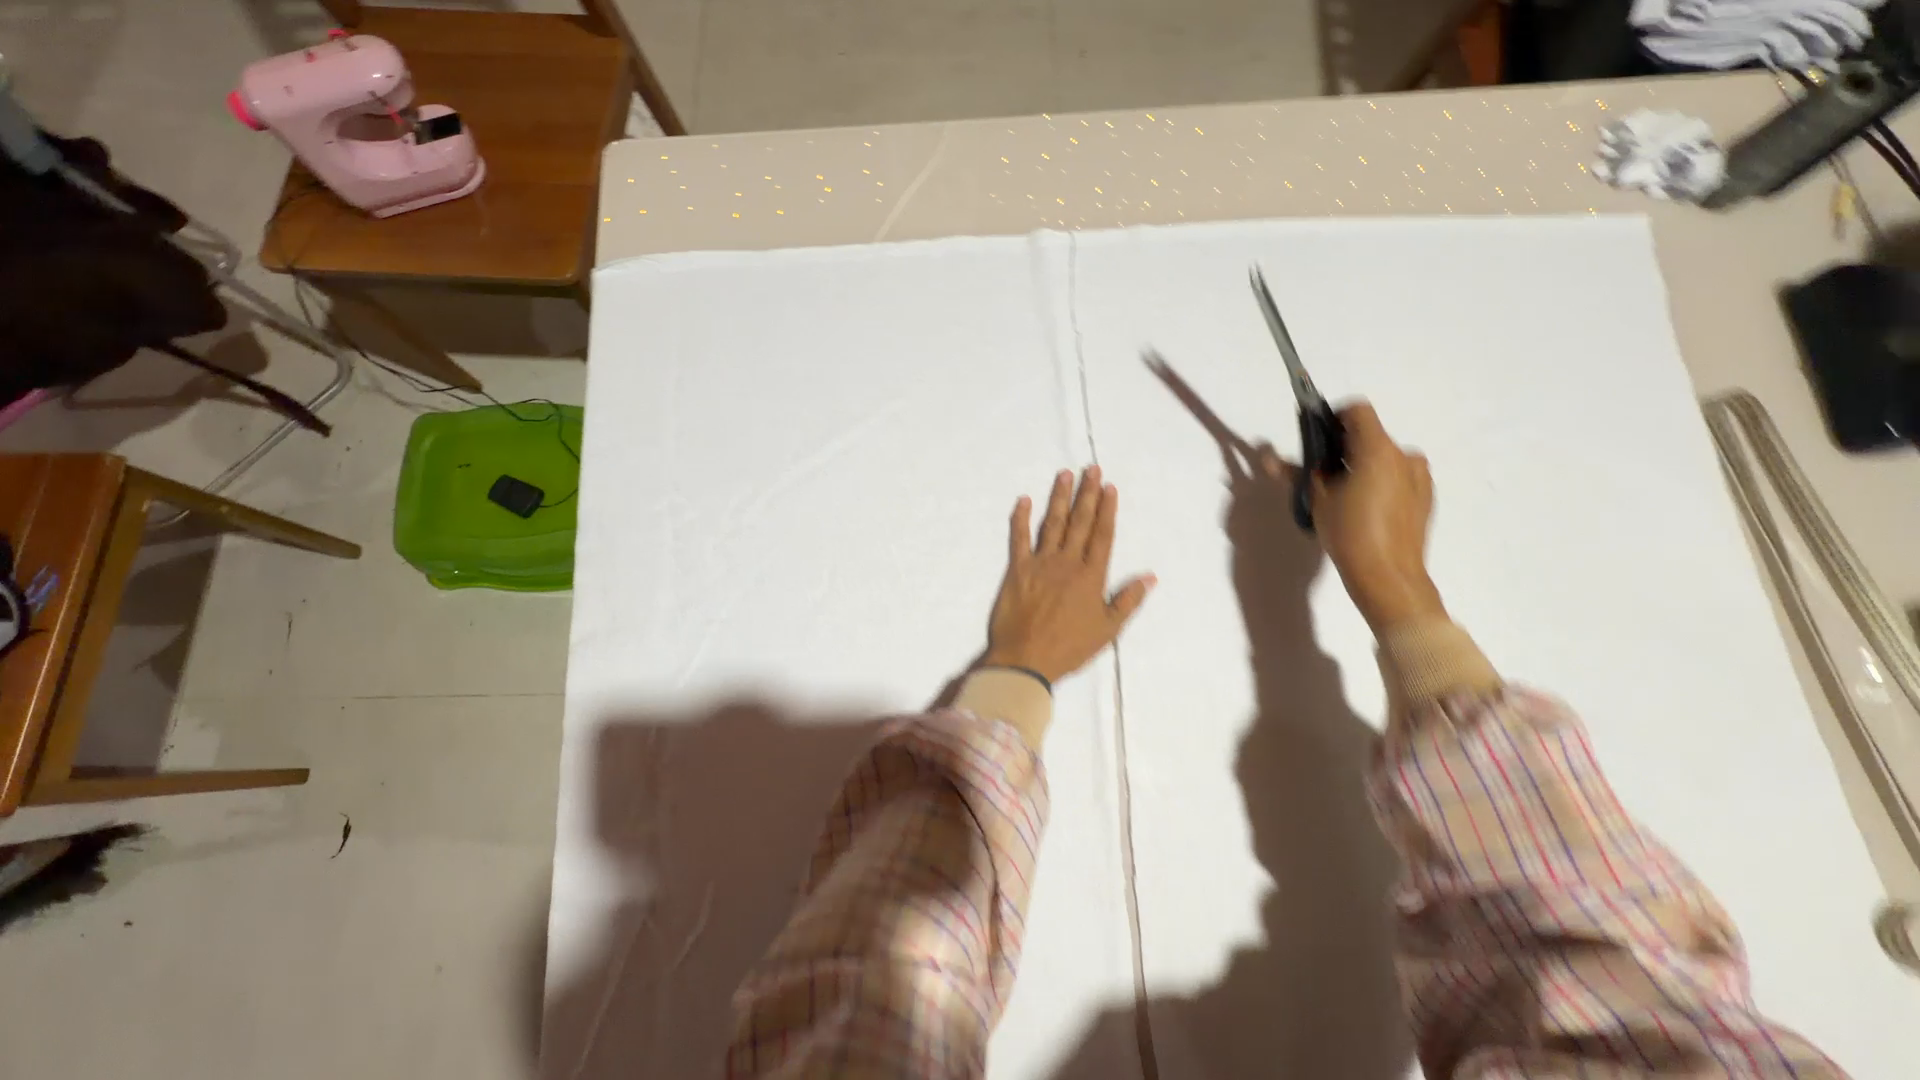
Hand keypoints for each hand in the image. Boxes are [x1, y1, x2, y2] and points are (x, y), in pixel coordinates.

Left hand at [983, 466, 1155, 682]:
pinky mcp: (1016, 570)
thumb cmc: (1070, 648)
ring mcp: (1040, 563)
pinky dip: (1020, 518)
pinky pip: (1018, 538)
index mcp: (1092, 576)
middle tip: (1090, 468)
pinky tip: (1023, 500)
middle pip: (1080, 522)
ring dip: (1059, 498)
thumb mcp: (1108, 630)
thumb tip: (1150, 576)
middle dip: (1086, 494)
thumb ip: (1128, 600)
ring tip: (1064, 474)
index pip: (1102, 535)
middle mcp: (1067, 562)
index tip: (1109, 486)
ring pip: (1052, 523)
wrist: (1025, 659)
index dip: (1107, 509)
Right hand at [1268, 402, 1445, 632]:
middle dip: (1345, 449)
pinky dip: (1381, 484)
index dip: (1334, 419)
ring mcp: (1419, 476)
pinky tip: (1367, 511)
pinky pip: (1398, 477)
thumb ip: (1295, 473)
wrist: (1389, 577)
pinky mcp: (1426, 496)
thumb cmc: (1349, 534)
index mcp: (1378, 449)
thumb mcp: (1316, 502)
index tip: (1318, 442)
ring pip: (1384, 458)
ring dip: (1363, 467)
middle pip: (1369, 436)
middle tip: (1324, 477)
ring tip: (1346, 498)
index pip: (1357, 410)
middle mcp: (1404, 455)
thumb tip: (1270, 458)